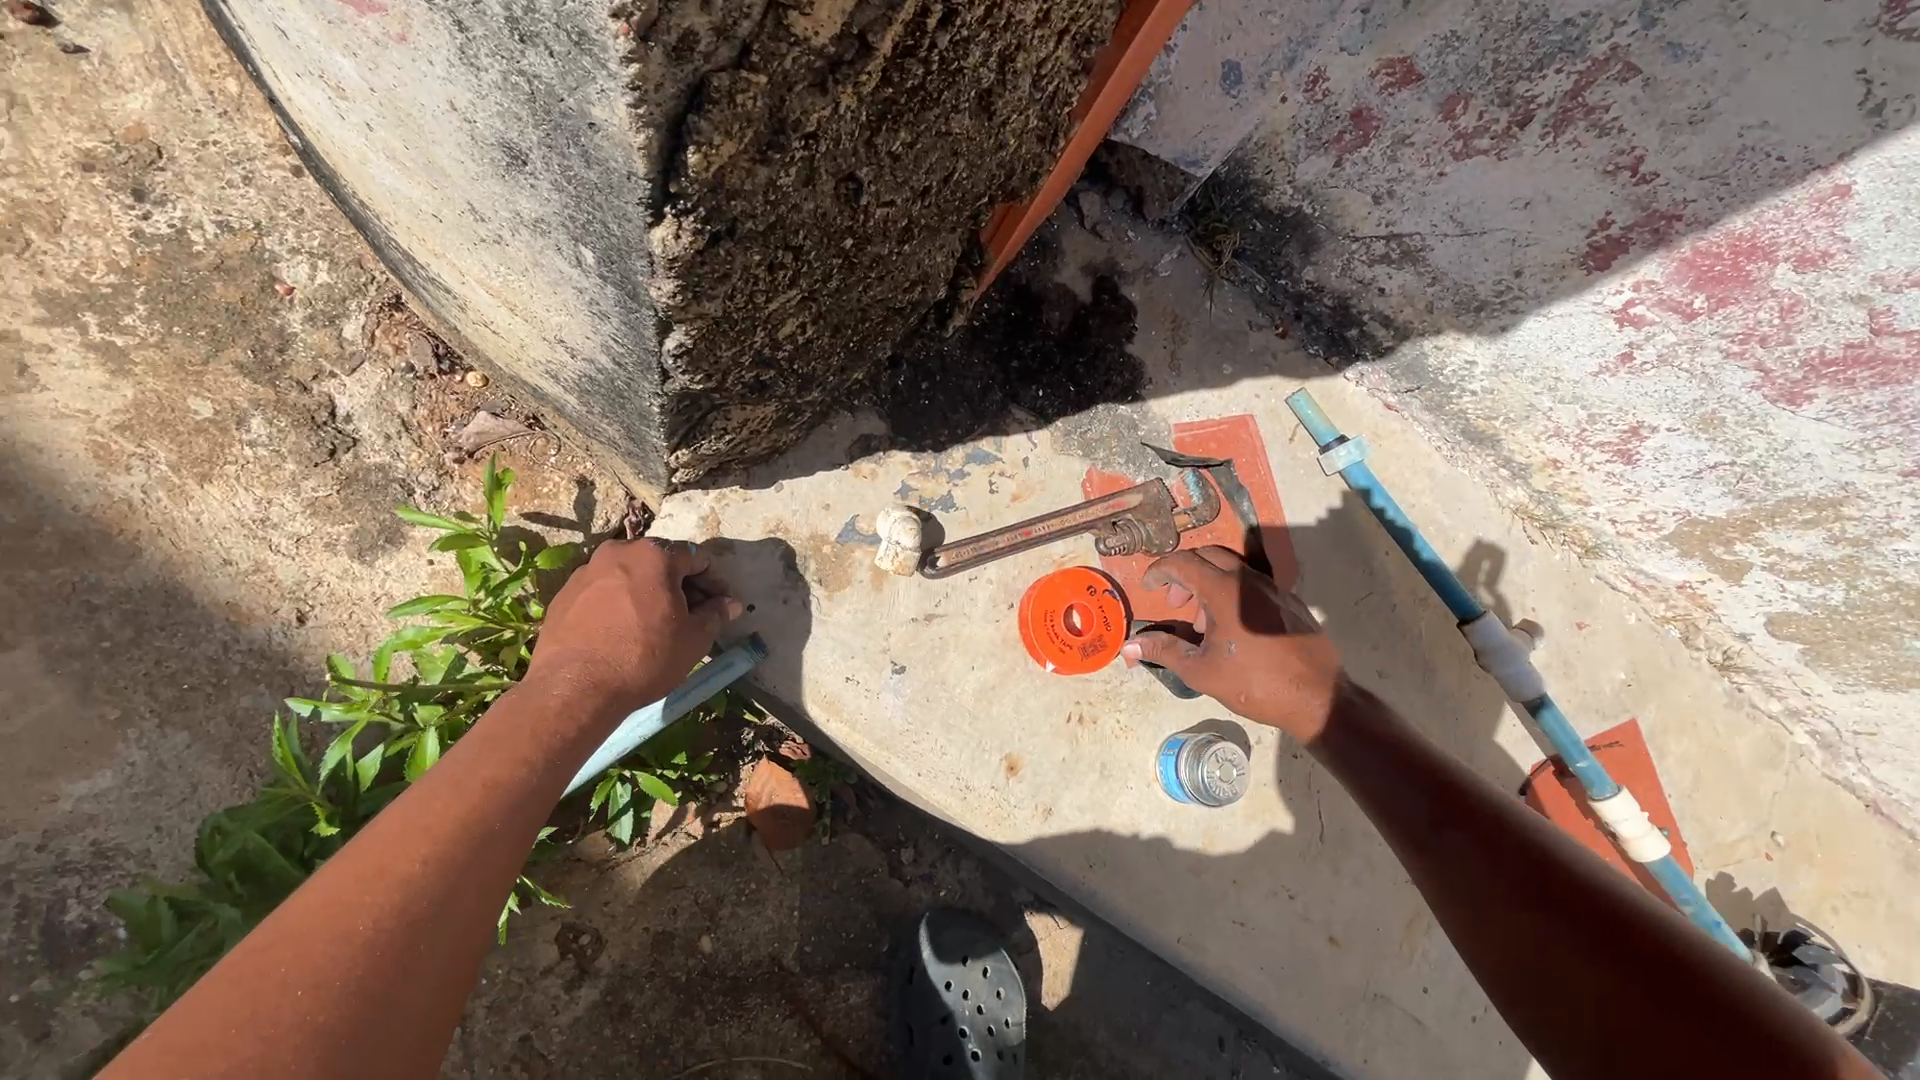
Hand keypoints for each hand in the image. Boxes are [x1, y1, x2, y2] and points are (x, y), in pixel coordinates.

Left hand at [527, 537, 743, 708]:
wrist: (575, 688)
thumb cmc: (644, 658)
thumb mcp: (693, 639)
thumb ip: (715, 615)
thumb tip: (730, 604)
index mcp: (654, 555)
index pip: (697, 557)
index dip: (715, 583)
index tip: (720, 607)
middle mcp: (618, 552)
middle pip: (661, 562)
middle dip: (681, 586)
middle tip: (692, 616)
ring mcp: (587, 571)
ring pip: (630, 575)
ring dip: (649, 593)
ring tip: (657, 626)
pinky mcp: (565, 593)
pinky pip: (604, 591)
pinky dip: (620, 604)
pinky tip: (624, 633)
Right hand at [1121, 546, 1344, 741]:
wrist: (1316, 698)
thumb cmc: (1253, 684)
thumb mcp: (1200, 670)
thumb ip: (1164, 650)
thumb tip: (1130, 646)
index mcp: (1224, 590)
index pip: (1183, 563)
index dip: (1160, 571)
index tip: (1148, 587)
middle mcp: (1249, 580)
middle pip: (1208, 555)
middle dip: (1184, 573)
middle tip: (1175, 602)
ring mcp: (1274, 588)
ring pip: (1232, 568)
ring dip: (1209, 583)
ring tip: (1203, 623)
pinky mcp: (1290, 601)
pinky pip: (1253, 584)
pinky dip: (1233, 593)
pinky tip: (1233, 628)